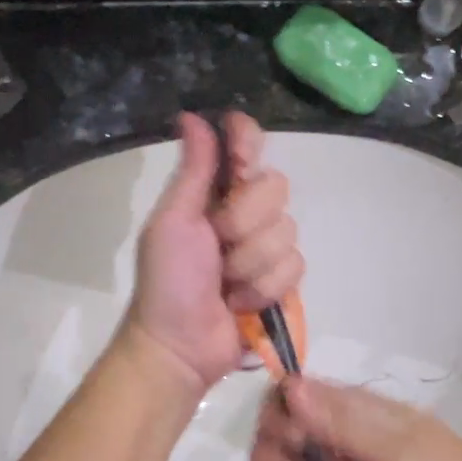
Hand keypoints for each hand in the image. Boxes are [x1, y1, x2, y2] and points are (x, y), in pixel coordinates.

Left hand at [124, 112, 302, 394]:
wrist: (179, 345)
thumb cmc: (166, 281)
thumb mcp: (172, 222)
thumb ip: (192, 171)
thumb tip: (191, 115)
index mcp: (214, 193)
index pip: (247, 147)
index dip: (249, 145)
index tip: (240, 163)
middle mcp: (245, 212)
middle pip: (275, 188)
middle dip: (243, 224)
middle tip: (215, 246)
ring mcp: (265, 247)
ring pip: (287, 233)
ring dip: (250, 265)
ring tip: (223, 284)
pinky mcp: (281, 281)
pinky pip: (295, 267)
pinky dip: (263, 289)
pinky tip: (241, 303)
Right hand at [235, 379, 461, 460]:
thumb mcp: (395, 454)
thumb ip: (341, 424)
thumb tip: (288, 385)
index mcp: (356, 407)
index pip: (295, 396)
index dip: (277, 420)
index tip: (281, 453)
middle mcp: (344, 429)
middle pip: (287, 427)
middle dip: (271, 453)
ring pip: (292, 457)